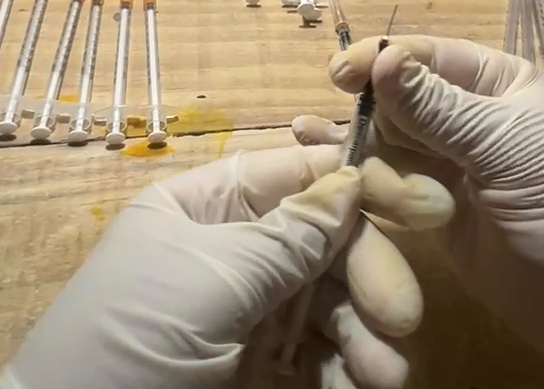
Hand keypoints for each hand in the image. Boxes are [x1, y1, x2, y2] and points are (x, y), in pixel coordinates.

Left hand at [0, 145, 453, 388]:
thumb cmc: (130, 344)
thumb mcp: (208, 281)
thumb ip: (287, 236)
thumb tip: (352, 178)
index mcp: (206, 206)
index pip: (293, 176)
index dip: (352, 184)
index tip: (413, 205)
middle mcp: (232, 249)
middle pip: (320, 242)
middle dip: (364, 276)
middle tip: (402, 318)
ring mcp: (246, 311)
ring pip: (326, 301)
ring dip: (363, 334)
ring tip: (387, 376)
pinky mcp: (256, 368)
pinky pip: (315, 353)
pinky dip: (344, 370)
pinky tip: (361, 388)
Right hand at [296, 36, 543, 388]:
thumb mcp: (508, 146)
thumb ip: (440, 108)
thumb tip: (384, 60)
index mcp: (493, 80)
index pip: (427, 55)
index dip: (384, 60)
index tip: (342, 74)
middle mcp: (464, 112)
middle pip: (398, 97)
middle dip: (377, 118)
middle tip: (350, 139)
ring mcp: (444, 160)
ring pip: (386, 140)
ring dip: (369, 154)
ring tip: (340, 160)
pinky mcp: (427, 205)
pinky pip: (387, 178)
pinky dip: (357, 169)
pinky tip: (316, 153)